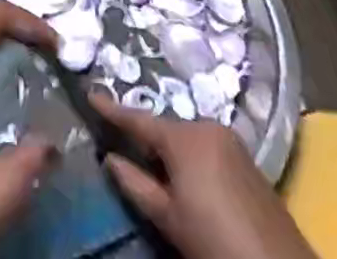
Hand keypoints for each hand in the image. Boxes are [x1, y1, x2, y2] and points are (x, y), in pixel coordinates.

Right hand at [92, 92, 317, 258]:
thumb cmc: (215, 243)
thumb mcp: (168, 218)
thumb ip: (135, 184)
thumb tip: (111, 159)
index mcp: (185, 138)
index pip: (139, 119)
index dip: (112, 110)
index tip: (90, 94)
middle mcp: (208, 128)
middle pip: (164, 127)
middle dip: (142, 135)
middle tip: (117, 142)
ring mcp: (231, 142)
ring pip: (185, 137)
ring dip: (165, 148)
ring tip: (145, 163)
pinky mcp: (246, 160)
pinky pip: (204, 147)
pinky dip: (187, 156)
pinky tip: (179, 176)